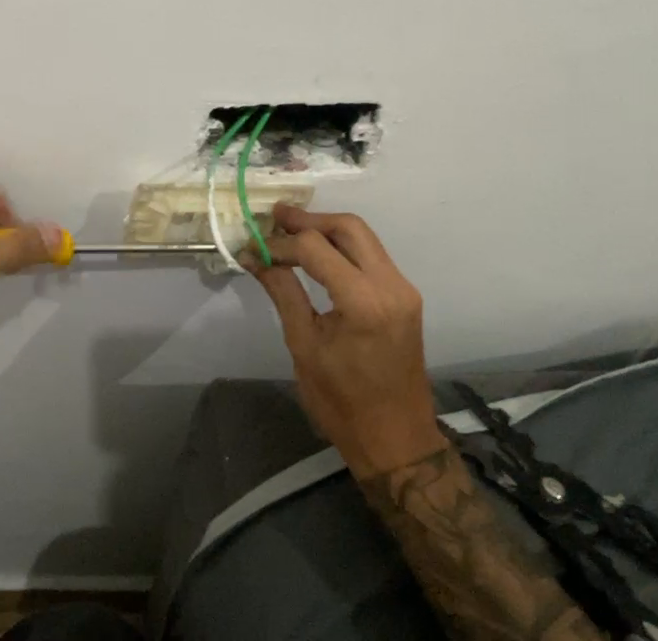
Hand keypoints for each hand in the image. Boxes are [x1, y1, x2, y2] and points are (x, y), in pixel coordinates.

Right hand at [248, 203, 445, 476]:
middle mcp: (391, 286)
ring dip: (326, 230)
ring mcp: (403, 290)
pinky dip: (342, 248)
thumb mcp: (303, 345)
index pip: (315, 249)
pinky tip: (315, 256)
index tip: (253, 249)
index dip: (279, 244)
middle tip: (274, 218)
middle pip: (349, 227)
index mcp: (364, 302)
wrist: (395, 438)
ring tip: (289, 233)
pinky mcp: (405, 297)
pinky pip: (372, 256)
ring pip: (364, 237)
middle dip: (309, 220)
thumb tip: (253, 257)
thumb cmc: (342, 402)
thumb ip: (282, 292)